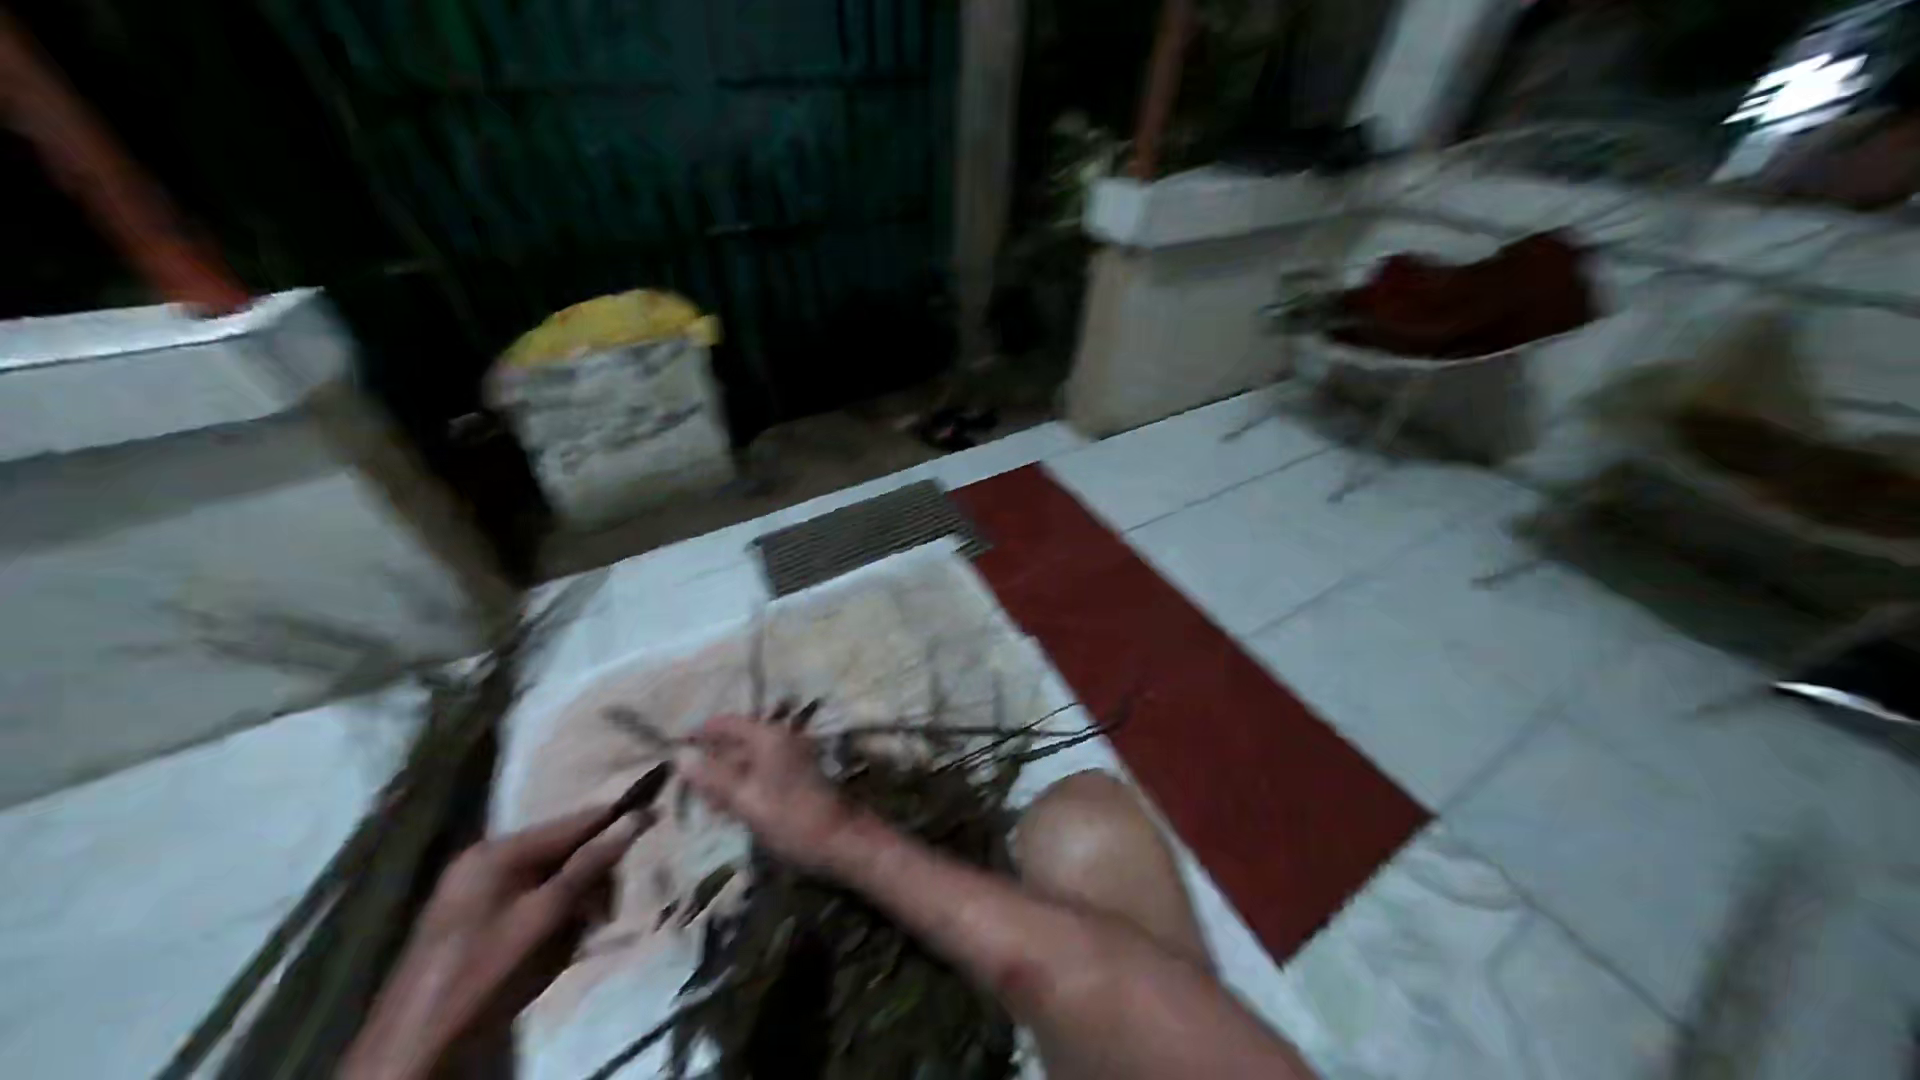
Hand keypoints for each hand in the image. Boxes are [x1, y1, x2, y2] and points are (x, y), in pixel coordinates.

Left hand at [340, 807, 646, 1079]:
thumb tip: (636, 818)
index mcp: (497, 851)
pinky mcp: (473, 914)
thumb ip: (589, 865)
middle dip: (592, 874)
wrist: (413, 1046)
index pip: (572, 822)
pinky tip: (560, 938)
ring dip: (575, 897)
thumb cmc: (484, 973)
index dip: (614, 820)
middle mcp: (484, 858)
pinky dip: (553, 911)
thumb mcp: (544, 917)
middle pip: (561, 848)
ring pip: (549, 874)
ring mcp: (475, 886)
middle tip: (606, 910)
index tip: (654, 815)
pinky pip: (530, 895)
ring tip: (585, 930)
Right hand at [679, 713, 861, 871]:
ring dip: (725, 774)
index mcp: (769, 737)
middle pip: (738, 739)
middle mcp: (781, 739)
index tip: (673, 743)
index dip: (700, 731)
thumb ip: (712, 777)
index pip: (727, 723)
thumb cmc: (792, 819)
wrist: (842, 841)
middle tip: (682, 778)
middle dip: (711, 757)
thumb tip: (679, 756)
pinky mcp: (797, 777)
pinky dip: (742, 783)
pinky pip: (761, 772)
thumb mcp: (746, 800)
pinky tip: (726, 805)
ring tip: (700, 797)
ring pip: (749, 758)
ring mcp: (792, 757)